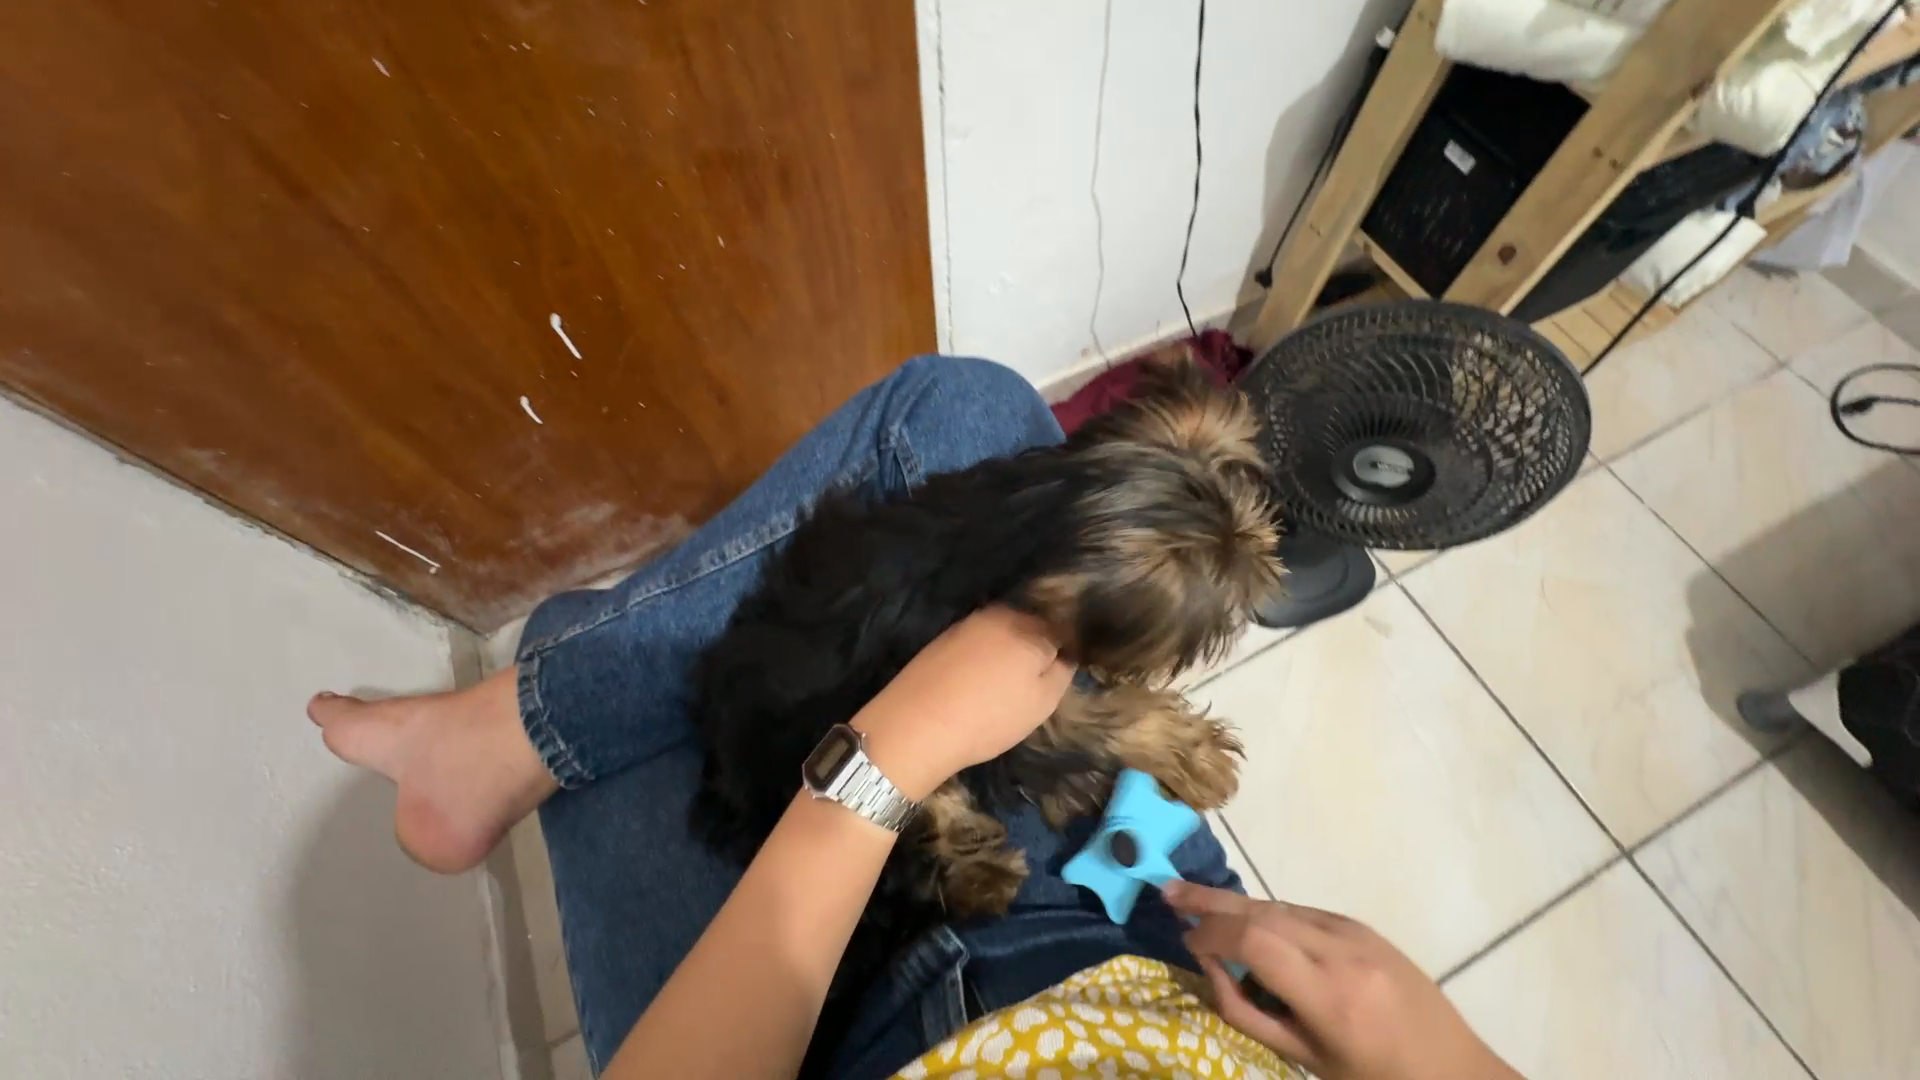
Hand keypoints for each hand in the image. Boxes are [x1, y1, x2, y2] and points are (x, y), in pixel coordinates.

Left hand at [851, 605, 1074, 799]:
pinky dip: (984, 653)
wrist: (917, 722)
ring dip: (1009, 648)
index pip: (1064, 629)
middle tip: (1034, 679)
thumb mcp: (1041, 703)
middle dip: (1038, 645)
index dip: (1068, 649)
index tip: (1063, 670)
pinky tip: (977, 679)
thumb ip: (1062, 671)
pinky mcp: (946, 635)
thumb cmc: (990, 717)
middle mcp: (1002, 615)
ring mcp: (970, 622)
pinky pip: (979, 639)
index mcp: (1032, 629)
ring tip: (1004, 682)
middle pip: (1032, 625)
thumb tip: (1066, 653)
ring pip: (1004, 630)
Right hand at [1165, 883, 1521, 1079]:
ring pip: (1277, 905)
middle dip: (1209, 899)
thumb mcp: (1308, 1063)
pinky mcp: (1360, 926)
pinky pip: (1300, 911)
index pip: (1252, 939)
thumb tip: (1211, 965)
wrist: (1460, 1074)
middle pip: (1259, 909)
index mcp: (1328, 995)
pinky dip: (1267, 914)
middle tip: (1167, 890)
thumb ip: (1250, 1013)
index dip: (1210, 933)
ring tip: (1197, 903)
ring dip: (1234, 904)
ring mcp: (1353, 932)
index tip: (1187, 943)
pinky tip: (1250, 924)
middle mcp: (1340, 950)